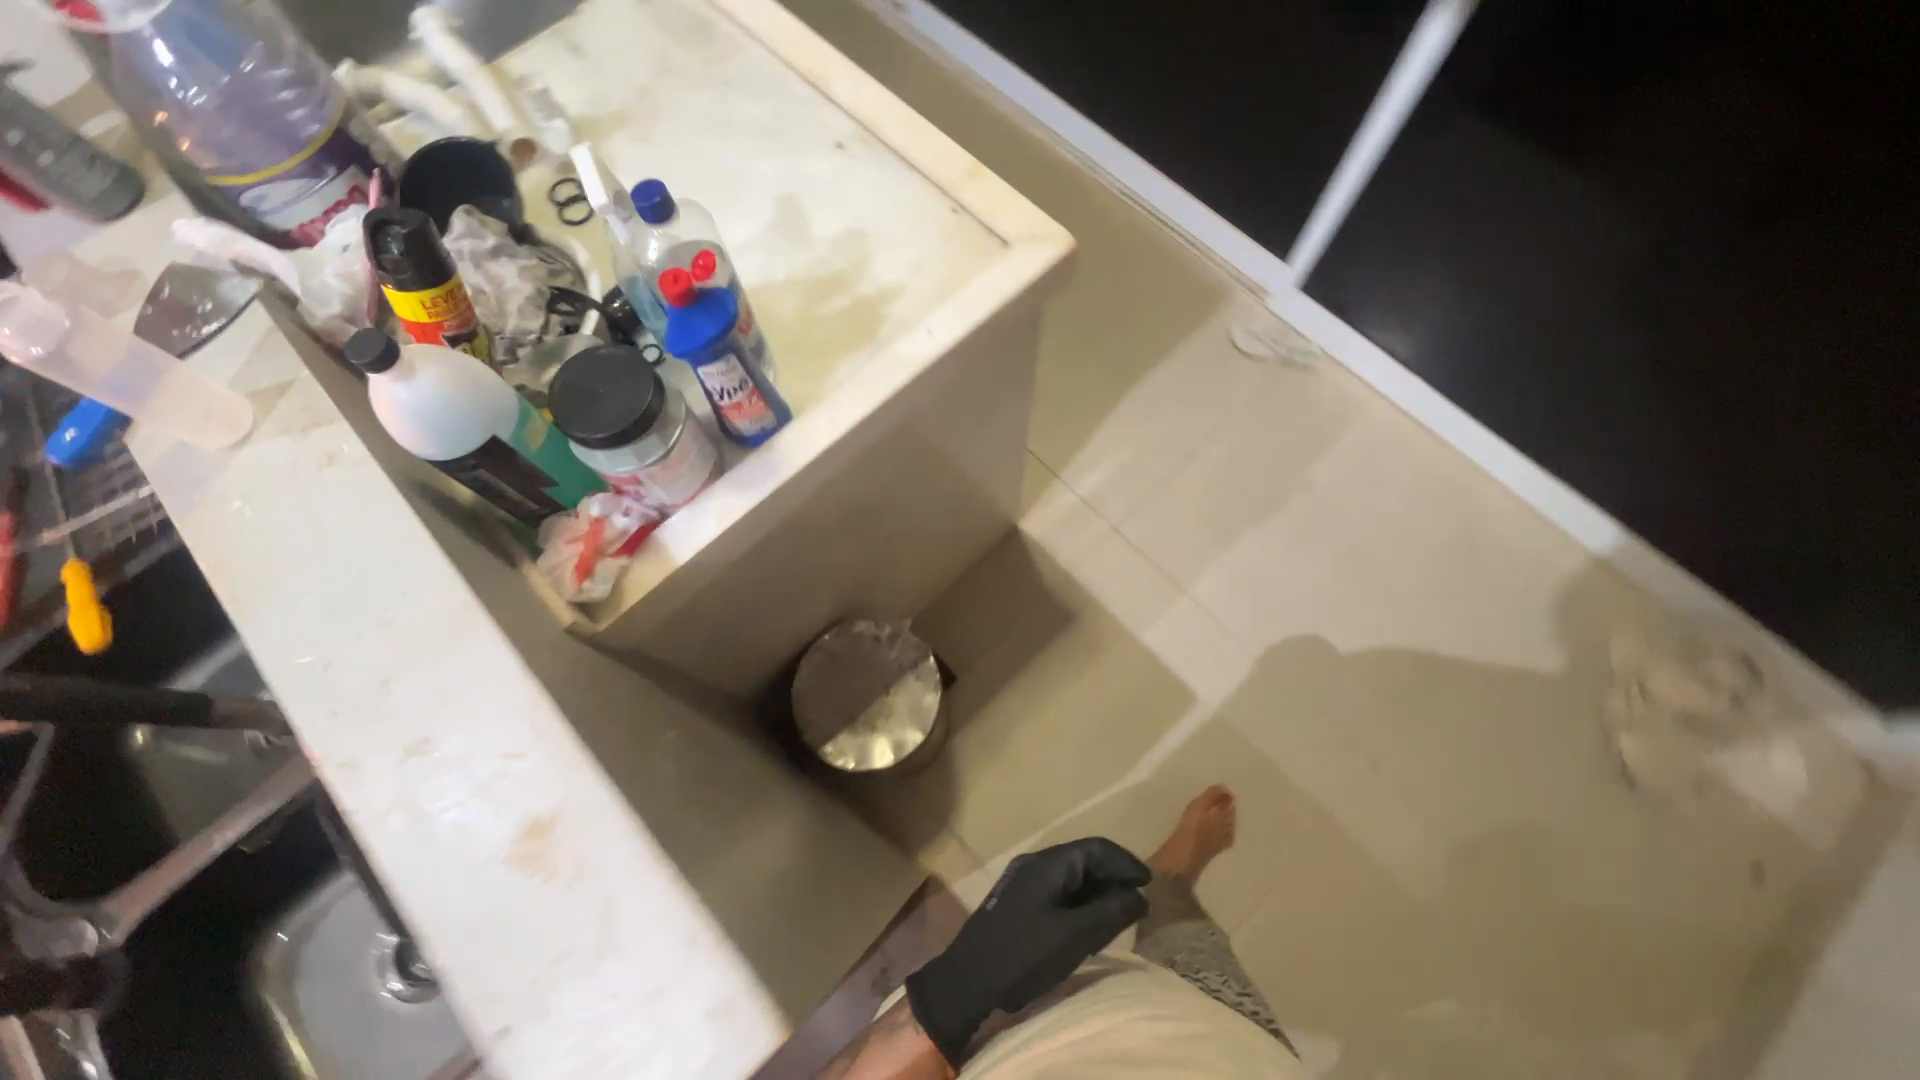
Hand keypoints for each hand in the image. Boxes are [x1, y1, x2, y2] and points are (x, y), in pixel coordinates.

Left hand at [905, 837, 1151, 1064]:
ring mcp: (1022, 883)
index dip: (1125, 863)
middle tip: (1137, 904)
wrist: (968, 980)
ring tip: (1118, 917)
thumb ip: (1111, 912)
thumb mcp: (1076, 935)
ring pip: (1070, 879)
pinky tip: (1088, 928)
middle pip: (1083, 861)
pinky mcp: (1017, 904)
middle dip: (1112, 879)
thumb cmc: (1024, 954)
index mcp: (1048, 863)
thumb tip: (1140, 896)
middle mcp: (1034, 864)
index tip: (1149, 883)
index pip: (1096, 848)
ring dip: (1096, 894)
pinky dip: (1078, 905)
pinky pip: (1056, 894)